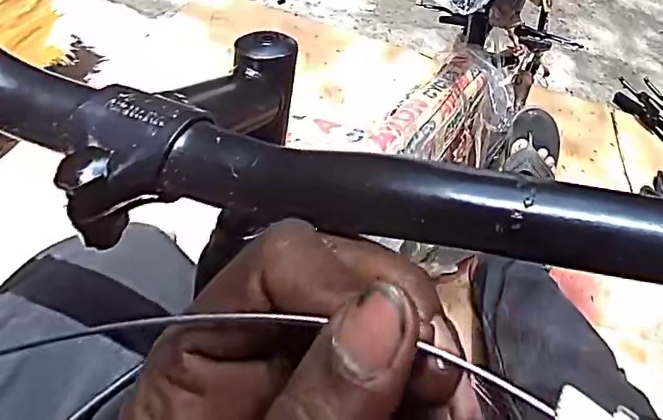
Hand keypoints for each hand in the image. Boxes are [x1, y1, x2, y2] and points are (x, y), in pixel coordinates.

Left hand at [127, 220, 477, 419]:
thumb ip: (314, 405)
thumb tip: (385, 313)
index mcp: (211, 350)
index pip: (281, 257)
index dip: (344, 280)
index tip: (397, 328)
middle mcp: (266, 345)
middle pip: (345, 271)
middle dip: (402, 307)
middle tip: (439, 366)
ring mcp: (313, 368)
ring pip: (384, 308)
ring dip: (429, 344)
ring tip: (451, 393)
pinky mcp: (355, 392)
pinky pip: (403, 355)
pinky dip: (435, 381)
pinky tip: (447, 405)